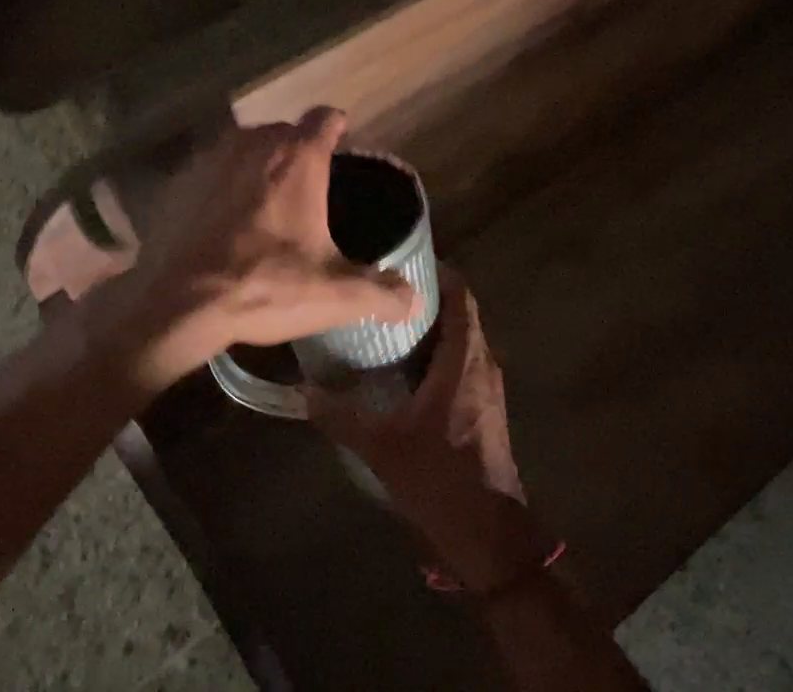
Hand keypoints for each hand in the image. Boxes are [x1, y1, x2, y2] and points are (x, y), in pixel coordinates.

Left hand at [91, 107, 416, 391]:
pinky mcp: (179, 181)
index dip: (337, 127)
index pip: (324, 118)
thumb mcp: (333, 295)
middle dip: (298, 149)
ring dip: (258, 163)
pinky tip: (224, 218)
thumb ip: (380, 294)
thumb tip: (414, 301)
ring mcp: (210, 158)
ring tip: (267, 199)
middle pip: (284, 131)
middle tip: (309, 185)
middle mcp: (254, 144)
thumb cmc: (263, 286)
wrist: (178, 301)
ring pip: (244, 146)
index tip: (344, 142)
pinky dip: (222, 184)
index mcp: (297, 159)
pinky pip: (211, 170)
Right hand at [308, 271, 546, 590]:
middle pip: (462, 313)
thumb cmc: (440, 479)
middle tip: (383, 286)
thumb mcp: (381, 446)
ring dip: (434, 324)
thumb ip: (341, 416)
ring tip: (388, 318)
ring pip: (464, 338)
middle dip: (428, 296)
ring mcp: (488, 387)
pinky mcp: (485, 407)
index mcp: (464, 362)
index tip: (404, 258)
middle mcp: (483, 365)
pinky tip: (405, 364)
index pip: (461, 298)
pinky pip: (464, 361)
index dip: (439, 273)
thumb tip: (303, 391)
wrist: (489, 534)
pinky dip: (439, 350)